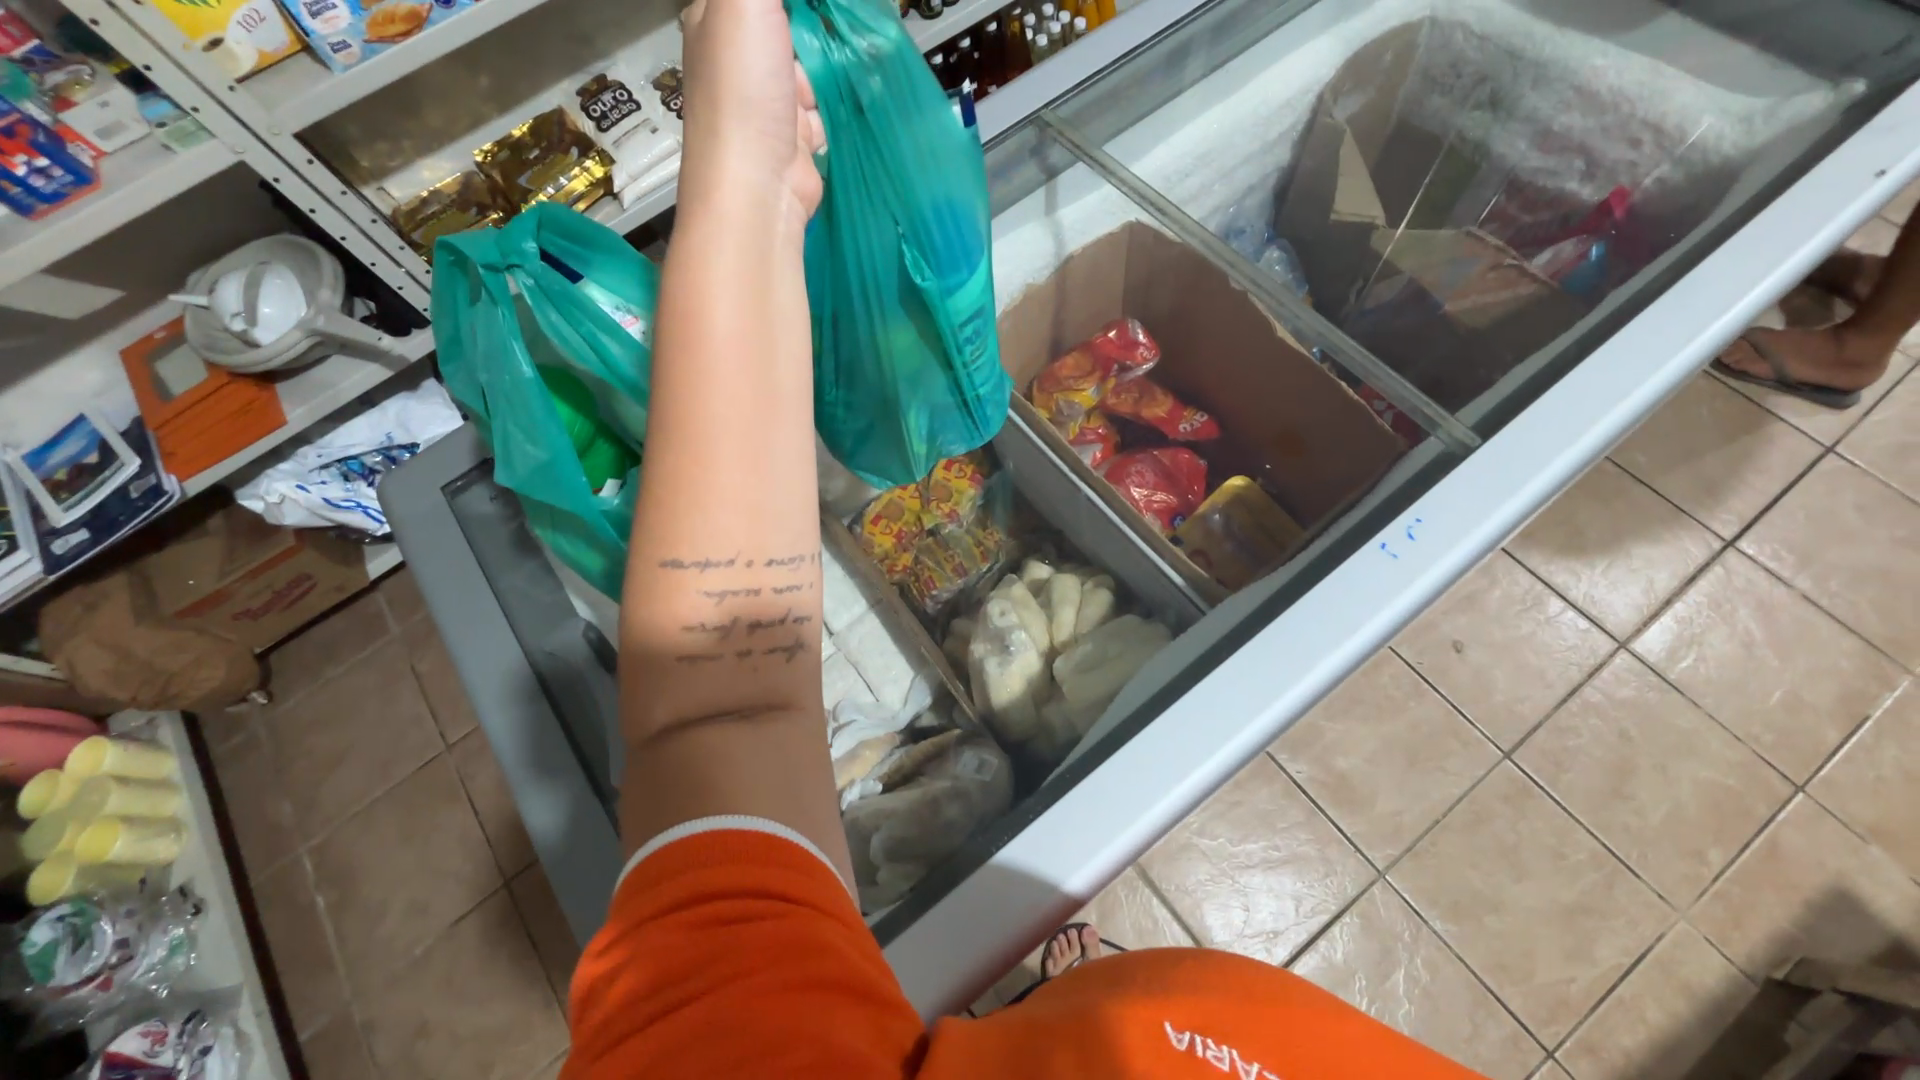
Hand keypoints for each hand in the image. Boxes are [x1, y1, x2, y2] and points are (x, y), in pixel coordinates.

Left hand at [679, 0, 825, 233]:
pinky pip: (823, 106)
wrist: (757, 189)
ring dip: (829, 64)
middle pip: (786, 20)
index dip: (791, 1)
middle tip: (846, 20)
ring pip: (809, 63)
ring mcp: (767, 101)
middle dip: (815, 23)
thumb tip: (791, 4)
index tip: (815, 7)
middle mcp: (737, 57)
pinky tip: (843, 100)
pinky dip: (834, 104)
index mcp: (714, 16)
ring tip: (839, 63)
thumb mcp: (744, 0)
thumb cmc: (743, 90)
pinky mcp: (795, 138)